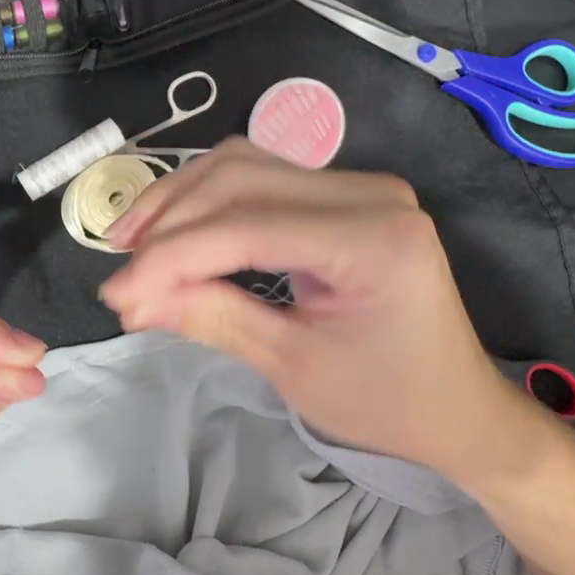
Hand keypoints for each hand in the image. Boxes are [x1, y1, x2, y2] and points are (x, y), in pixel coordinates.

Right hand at [97, 139, 522, 477]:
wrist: (459, 407)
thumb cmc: (388, 401)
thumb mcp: (294, 368)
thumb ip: (213, 318)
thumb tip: (132, 298)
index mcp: (371, 238)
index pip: (245, 228)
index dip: (170, 258)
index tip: (116, 295)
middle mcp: (369, 192)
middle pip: (239, 177)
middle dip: (167, 223)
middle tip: (119, 272)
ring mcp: (358, 186)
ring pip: (242, 166)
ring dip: (179, 201)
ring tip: (130, 243)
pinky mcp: (343, 195)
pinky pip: (260, 180)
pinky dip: (207, 203)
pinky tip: (172, 229)